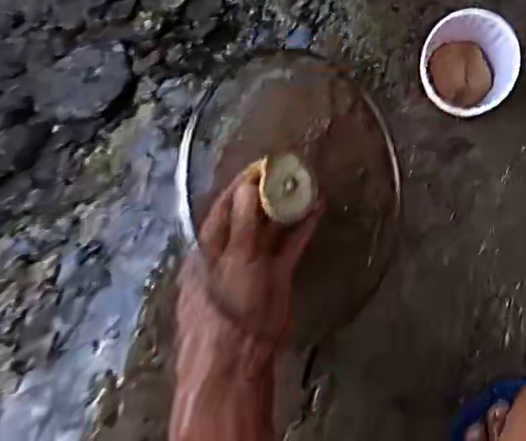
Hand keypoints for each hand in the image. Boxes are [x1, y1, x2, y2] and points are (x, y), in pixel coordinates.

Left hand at [179, 164, 319, 348]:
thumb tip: (247, 186)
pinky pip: (289, 245)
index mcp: (209, 247)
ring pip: (272, 228)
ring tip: (307, 184)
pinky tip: (317, 209)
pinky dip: (302, 227)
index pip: (225, 205)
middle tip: (291, 170)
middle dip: (269, 193)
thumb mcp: (234, 260)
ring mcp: (254, 265)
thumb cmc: (226, 308)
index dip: (244, 184)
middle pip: (250, 214)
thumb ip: (243, 221)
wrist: (238, 359)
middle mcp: (230, 252)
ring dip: (288, 208)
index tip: (265, 164)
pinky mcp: (275, 277)